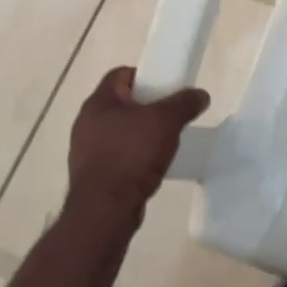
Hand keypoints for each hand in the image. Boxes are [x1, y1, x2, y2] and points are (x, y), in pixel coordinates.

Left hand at [66, 66, 209, 216]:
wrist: (105, 212)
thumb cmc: (132, 155)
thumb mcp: (166, 121)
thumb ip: (185, 103)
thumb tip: (200, 95)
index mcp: (98, 102)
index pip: (120, 74)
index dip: (144, 74)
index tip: (165, 85)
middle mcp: (86, 123)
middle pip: (120, 102)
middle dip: (145, 106)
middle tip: (168, 113)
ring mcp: (85, 151)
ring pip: (117, 130)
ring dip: (139, 133)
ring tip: (162, 142)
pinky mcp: (90, 175)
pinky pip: (115, 155)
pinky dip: (132, 156)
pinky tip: (149, 166)